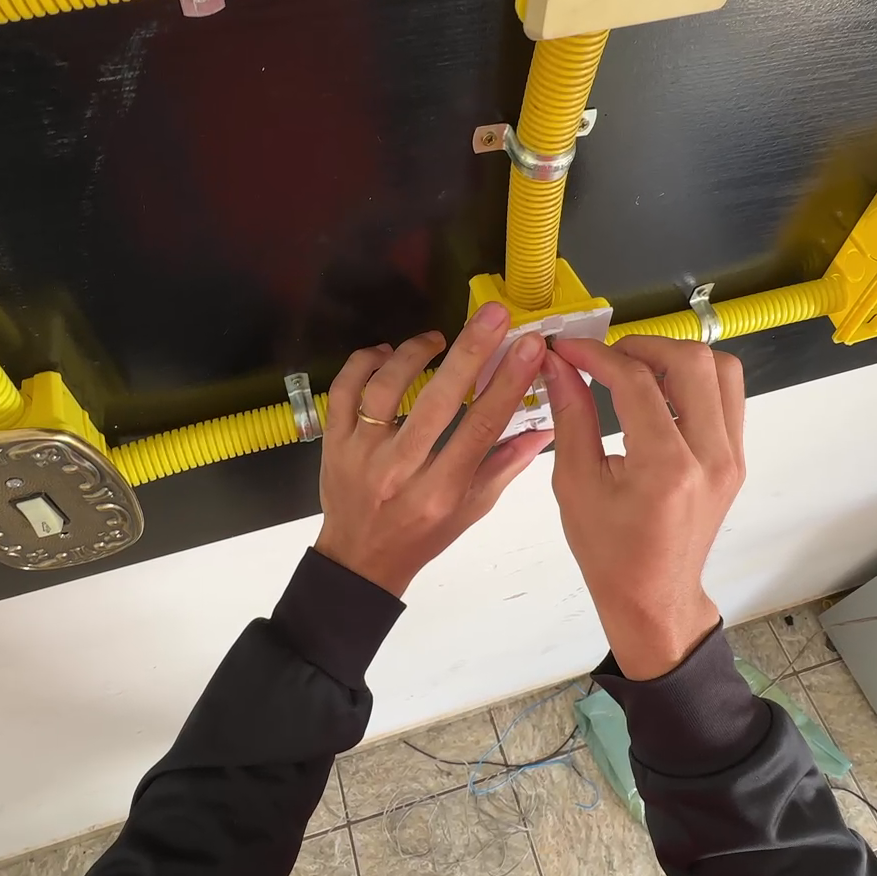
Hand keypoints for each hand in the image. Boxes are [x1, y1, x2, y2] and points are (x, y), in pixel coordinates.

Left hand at [314, 301, 552, 596]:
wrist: (359, 560)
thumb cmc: (422, 536)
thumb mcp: (471, 510)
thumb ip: (506, 466)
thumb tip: (544, 427)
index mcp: (440, 492)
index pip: (480, 429)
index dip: (508, 384)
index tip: (529, 347)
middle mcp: (399, 471)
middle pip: (437, 402)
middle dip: (470, 352)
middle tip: (494, 315)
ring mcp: (360, 454)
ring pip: (385, 389)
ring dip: (414, 353)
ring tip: (436, 339)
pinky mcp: (332, 442)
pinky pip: (343, 391)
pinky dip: (364, 363)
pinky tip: (386, 353)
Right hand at [542, 336, 745, 678]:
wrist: (653, 595)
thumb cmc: (610, 552)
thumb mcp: (574, 484)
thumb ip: (570, 416)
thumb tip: (559, 367)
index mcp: (665, 469)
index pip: (636, 381)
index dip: (596, 355)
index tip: (570, 350)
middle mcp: (710, 458)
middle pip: (692, 361)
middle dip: (642, 345)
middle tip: (605, 357)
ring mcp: (731, 457)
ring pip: (721, 370)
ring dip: (675, 357)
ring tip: (636, 370)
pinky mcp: (736, 458)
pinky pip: (727, 395)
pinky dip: (693, 380)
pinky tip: (658, 394)